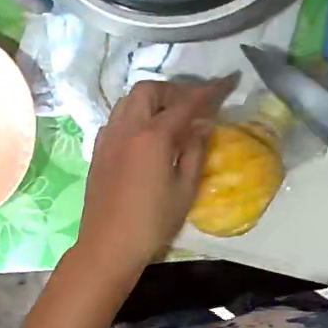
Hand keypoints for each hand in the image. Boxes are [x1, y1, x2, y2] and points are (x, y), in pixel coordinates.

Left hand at [73, 76, 237, 279]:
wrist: (107, 246)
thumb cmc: (152, 224)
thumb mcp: (184, 190)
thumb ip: (194, 152)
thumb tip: (202, 126)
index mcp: (152, 136)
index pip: (186, 103)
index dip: (210, 91)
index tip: (230, 81)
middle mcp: (126, 129)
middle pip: (149, 91)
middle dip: (174, 91)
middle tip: (194, 105)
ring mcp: (108, 139)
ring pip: (128, 102)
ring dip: (151, 100)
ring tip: (170, 117)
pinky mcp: (97, 152)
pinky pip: (116, 119)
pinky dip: (134, 116)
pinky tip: (145, 135)